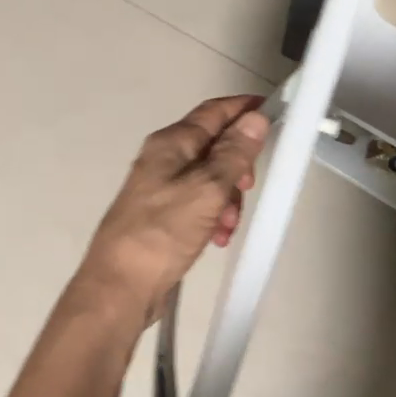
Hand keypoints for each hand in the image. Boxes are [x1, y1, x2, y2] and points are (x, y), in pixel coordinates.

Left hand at [74, 95, 269, 324]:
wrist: (119, 288)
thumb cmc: (162, 233)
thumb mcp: (208, 189)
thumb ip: (234, 153)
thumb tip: (255, 118)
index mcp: (171, 142)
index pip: (214, 111)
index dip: (244, 109)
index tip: (276, 113)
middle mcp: (163, 158)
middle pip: (214, 146)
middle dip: (238, 165)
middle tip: (248, 188)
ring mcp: (161, 187)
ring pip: (210, 178)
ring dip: (228, 198)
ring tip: (227, 226)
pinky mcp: (162, 216)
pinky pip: (199, 204)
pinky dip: (214, 216)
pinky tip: (216, 238)